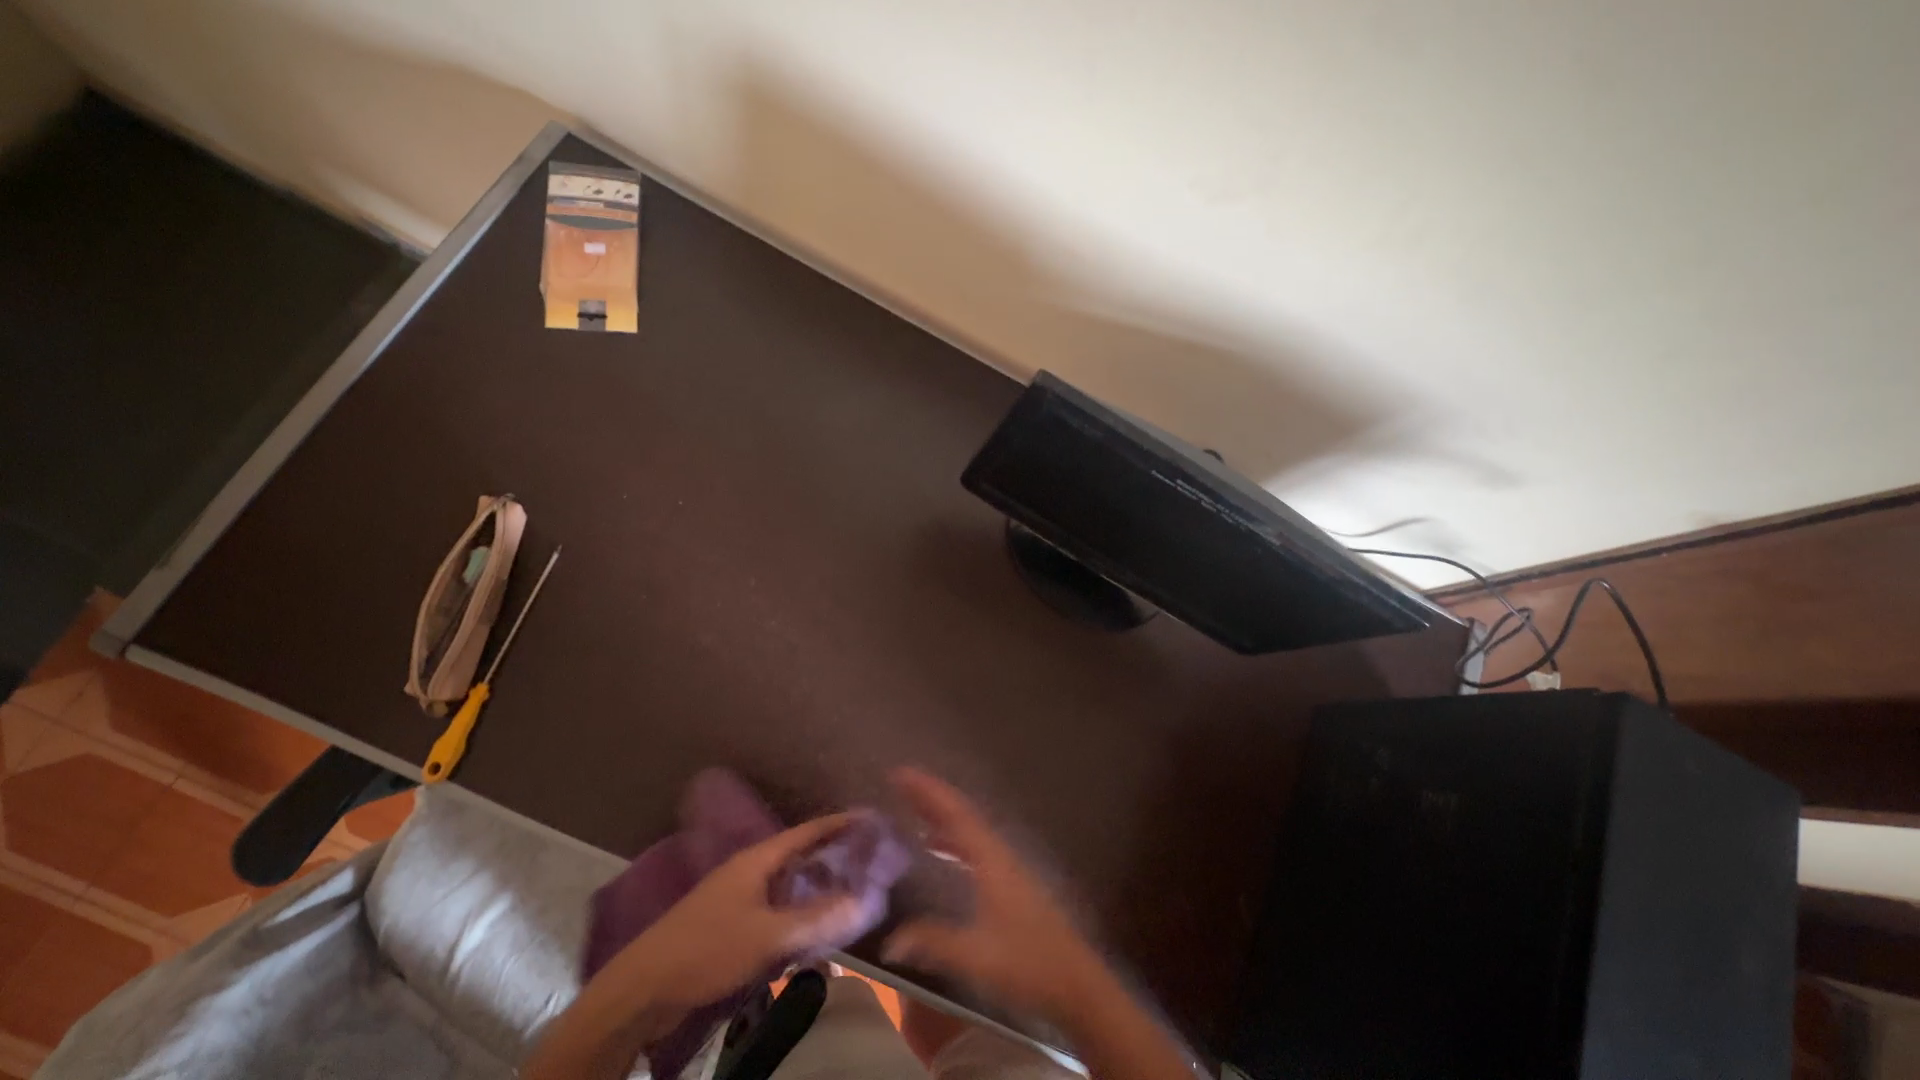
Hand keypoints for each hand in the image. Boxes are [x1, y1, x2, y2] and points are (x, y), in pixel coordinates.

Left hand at [609, 814, 868, 1010]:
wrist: (645, 988)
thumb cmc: (707, 949)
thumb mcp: (767, 935)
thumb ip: (816, 918)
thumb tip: (865, 901)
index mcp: (757, 860)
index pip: (807, 832)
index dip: (840, 825)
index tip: (873, 821)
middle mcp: (750, 871)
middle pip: (800, 857)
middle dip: (836, 859)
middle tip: (874, 863)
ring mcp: (739, 898)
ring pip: (789, 886)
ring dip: (819, 890)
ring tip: (856, 894)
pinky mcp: (733, 925)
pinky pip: (777, 911)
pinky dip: (800, 915)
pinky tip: (818, 930)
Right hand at [882, 767, 1105, 1016]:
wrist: (1078, 986)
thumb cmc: (1030, 964)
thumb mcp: (977, 956)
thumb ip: (934, 943)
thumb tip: (890, 941)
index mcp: (993, 862)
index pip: (957, 816)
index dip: (929, 792)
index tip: (901, 773)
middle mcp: (1003, 858)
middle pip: (964, 818)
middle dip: (932, 800)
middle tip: (900, 786)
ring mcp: (1012, 873)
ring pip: (973, 834)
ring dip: (944, 820)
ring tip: (914, 814)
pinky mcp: (1015, 890)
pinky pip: (978, 852)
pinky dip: (955, 843)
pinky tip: (943, 856)